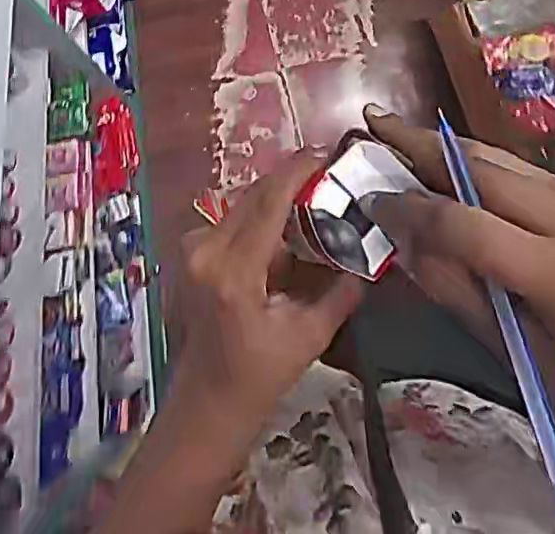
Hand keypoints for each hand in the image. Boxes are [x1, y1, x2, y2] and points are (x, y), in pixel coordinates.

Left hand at [172, 156, 365, 419]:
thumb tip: (365, 258)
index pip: (268, 203)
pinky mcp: (189, 252)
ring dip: (274, 200)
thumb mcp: (307, 337)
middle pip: (252, 197)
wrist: (204, 402)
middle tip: (323, 171)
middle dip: (288, 181)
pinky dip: (258, 219)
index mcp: (232, 271)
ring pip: (241, 207)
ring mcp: (191, 248)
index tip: (321, 153)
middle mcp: (205, 249)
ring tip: (309, 200)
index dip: (296, 172)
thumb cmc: (256, 377)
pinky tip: (282, 230)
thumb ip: (339, 293)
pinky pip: (230, 222)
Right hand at [362, 106, 554, 447]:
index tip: (372, 200)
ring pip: (497, 157)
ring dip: (444, 145)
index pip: (463, 222)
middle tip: (373, 124)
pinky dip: (474, 162)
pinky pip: (518, 170)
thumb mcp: (524, 357)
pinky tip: (447, 164)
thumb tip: (406, 241)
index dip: (409, 208)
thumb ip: (458, 290)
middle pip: (479, 167)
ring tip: (398, 133)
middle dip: (419, 144)